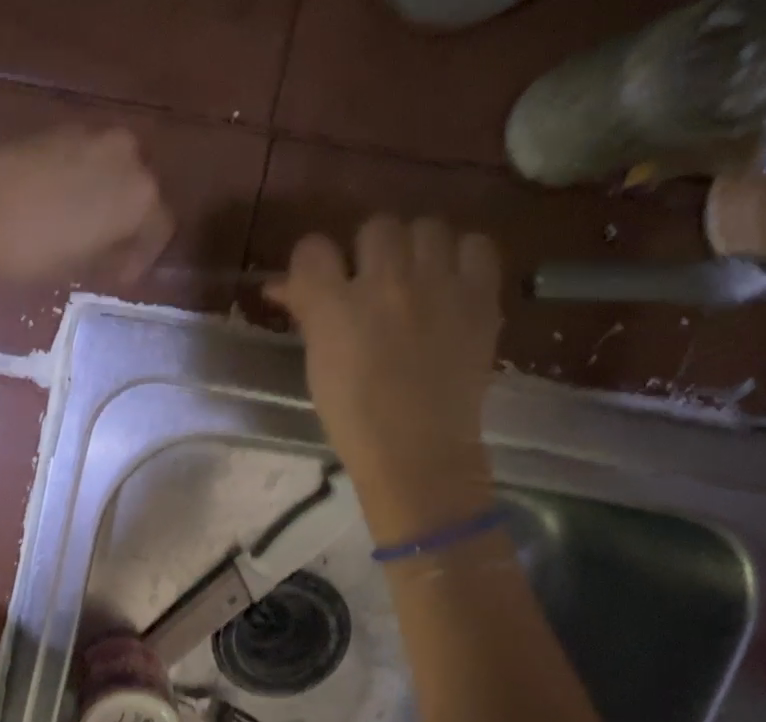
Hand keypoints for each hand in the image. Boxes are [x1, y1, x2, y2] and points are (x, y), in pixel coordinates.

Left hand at [0, 127, 174, 285]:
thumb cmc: (29, 252)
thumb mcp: (79, 264)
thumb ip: (108, 251)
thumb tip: (110, 248)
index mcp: (141, 195)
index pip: (159, 228)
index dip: (141, 257)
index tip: (120, 276)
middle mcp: (126, 155)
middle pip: (139, 190)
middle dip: (126, 219)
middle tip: (104, 250)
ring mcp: (88, 135)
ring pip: (110, 170)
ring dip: (101, 196)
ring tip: (78, 228)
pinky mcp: (53, 129)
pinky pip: (80, 159)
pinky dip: (77, 180)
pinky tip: (54, 205)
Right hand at [264, 216, 503, 544]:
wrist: (417, 451)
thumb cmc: (353, 416)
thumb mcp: (317, 361)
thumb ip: (306, 314)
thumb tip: (284, 286)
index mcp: (335, 306)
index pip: (313, 248)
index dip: (312, 262)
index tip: (317, 280)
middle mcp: (387, 283)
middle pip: (376, 226)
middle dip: (369, 250)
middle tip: (372, 279)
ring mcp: (439, 286)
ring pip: (427, 226)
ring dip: (416, 247)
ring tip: (416, 276)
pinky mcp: (480, 296)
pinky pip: (475, 245)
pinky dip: (461, 256)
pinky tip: (451, 281)